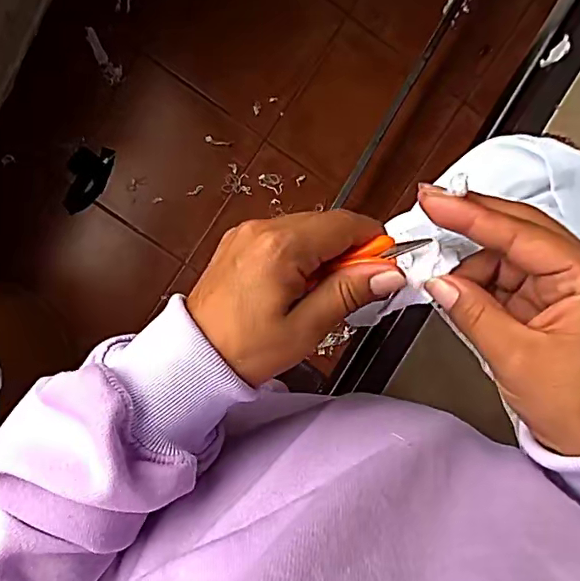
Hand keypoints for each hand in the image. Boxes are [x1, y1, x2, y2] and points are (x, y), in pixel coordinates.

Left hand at [189, 210, 407, 384]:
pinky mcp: (243, 241)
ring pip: (311, 230)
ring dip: (329, 256)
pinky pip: (288, 237)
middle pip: (331, 224)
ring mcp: (249, 232)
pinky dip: (305, 256)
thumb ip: (350, 292)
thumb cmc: (239, 349)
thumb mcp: (307, 327)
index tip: (384, 271)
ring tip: (321, 295)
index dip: (375, 246)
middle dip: (352, 254)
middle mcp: (262, 229)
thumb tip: (387, 273)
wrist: (192, 356)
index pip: (348, 224)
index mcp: (280, 246)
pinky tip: (301, 287)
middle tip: (353, 291)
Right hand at [417, 186, 579, 454]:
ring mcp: (572, 289)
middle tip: (432, 213)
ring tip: (442, 281)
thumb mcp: (518, 359)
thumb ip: (473, 312)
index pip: (522, 233)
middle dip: (472, 229)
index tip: (437, 202)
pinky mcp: (557, 305)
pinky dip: (485, 286)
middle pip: (520, 235)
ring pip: (512, 257)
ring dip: (475, 266)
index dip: (472, 215)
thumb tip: (440, 282)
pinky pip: (514, 282)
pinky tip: (462, 292)